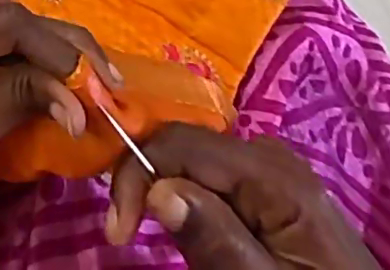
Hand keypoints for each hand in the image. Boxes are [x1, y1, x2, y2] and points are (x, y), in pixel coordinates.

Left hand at [0, 0, 119, 269]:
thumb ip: (18, 98)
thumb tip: (79, 95)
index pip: (1, 21)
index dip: (53, 47)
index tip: (96, 80)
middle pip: (1, 9)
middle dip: (52, 41)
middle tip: (101, 74)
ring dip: (38, 40)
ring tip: (80, 72)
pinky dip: (14, 45)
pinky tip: (41, 67)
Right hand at [106, 123, 377, 269]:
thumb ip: (219, 243)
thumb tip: (158, 189)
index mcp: (274, 174)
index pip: (182, 144)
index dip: (138, 173)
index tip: (115, 230)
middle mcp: (269, 153)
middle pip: (184, 144)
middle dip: (146, 179)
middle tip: (123, 232)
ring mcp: (269, 166)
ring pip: (192, 157)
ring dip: (162, 187)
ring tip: (144, 230)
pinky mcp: (268, 185)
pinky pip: (210, 173)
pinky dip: (184, 194)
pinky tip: (180, 222)